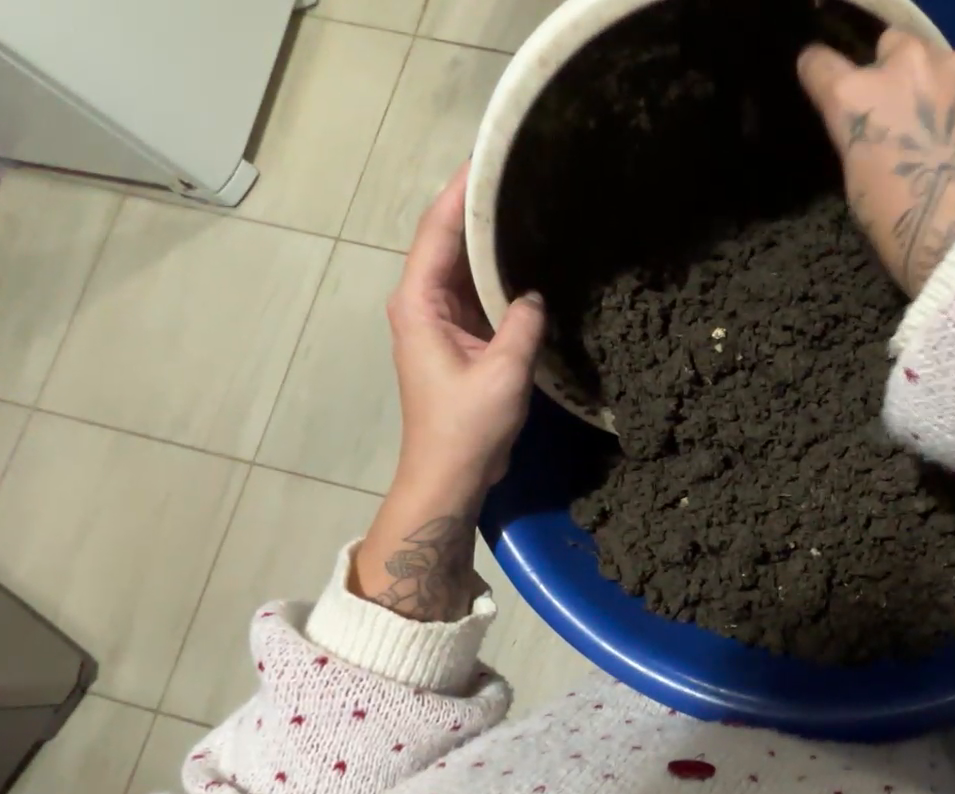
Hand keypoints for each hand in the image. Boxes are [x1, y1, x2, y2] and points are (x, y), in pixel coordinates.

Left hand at [386, 161, 545, 496]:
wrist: (451, 473)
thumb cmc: (467, 426)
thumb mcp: (503, 373)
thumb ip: (521, 326)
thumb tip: (534, 294)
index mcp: (420, 303)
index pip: (438, 232)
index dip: (460, 194)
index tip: (486, 159)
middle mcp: (424, 303)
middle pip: (448, 243)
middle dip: (478, 211)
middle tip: (517, 180)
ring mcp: (441, 322)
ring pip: (464, 270)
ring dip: (490, 245)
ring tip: (526, 212)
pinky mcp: (459, 340)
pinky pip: (478, 297)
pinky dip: (498, 280)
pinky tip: (526, 266)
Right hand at [798, 31, 954, 294]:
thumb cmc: (911, 238)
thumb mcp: (863, 195)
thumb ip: (862, 144)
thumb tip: (874, 130)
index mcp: (857, 99)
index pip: (821, 65)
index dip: (827, 80)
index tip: (836, 93)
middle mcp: (908, 64)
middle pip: (893, 49)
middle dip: (899, 79)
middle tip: (915, 124)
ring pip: (950, 61)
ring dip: (951, 89)